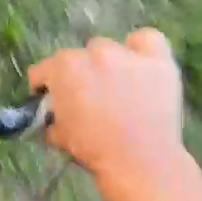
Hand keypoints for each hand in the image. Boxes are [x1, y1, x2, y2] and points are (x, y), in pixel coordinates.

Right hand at [29, 29, 191, 198]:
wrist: (139, 160)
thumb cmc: (92, 147)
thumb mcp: (57, 133)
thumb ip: (51, 115)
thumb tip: (52, 115)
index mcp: (62, 68)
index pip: (43, 70)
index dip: (45, 85)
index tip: (51, 99)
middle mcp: (92, 54)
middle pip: (76, 56)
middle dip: (77, 74)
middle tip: (86, 95)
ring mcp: (127, 56)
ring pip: (107, 48)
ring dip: (106, 62)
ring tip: (115, 83)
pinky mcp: (158, 62)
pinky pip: (147, 40)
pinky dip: (140, 48)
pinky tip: (138, 63)